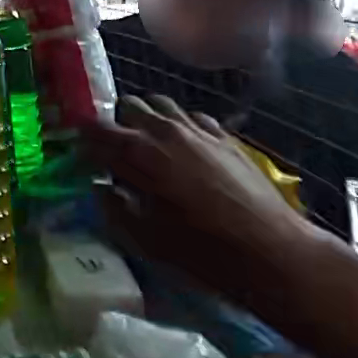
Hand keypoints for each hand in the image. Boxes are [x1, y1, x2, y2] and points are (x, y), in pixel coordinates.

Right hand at [83, 95, 322, 300]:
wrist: (274, 254)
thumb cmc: (203, 252)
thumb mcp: (145, 239)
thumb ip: (114, 207)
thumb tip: (101, 186)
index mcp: (137, 153)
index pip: (95, 128)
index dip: (84, 137)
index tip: (83, 152)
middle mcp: (163, 130)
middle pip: (128, 105)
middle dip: (118, 122)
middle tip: (119, 149)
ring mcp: (196, 129)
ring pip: (160, 103)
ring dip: (149, 118)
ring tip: (152, 143)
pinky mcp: (224, 136)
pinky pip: (192, 117)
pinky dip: (181, 126)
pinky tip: (186, 149)